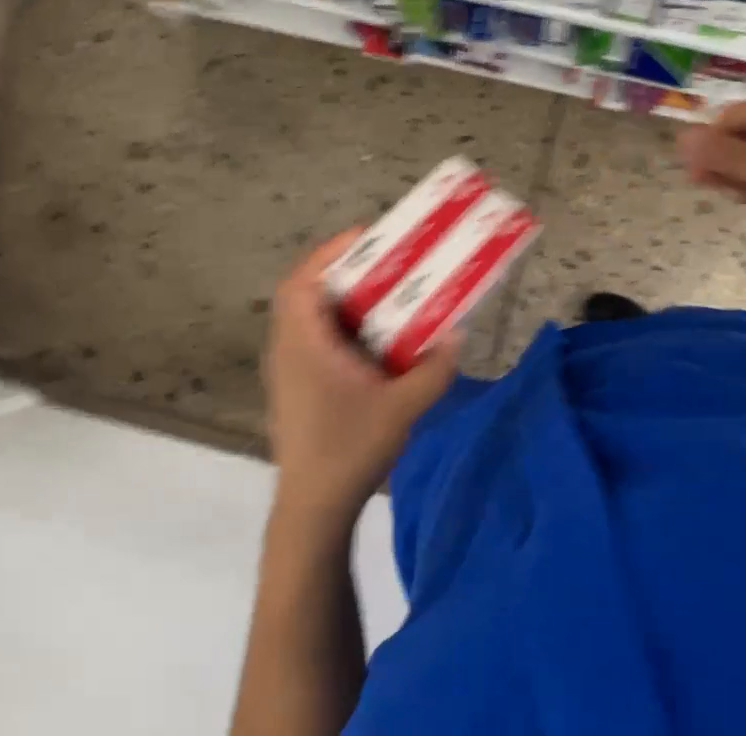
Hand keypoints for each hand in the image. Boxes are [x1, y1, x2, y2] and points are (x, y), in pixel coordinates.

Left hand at [263, 230, 462, 519]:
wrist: (313, 508)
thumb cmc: (350, 450)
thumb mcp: (403, 407)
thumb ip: (433, 368)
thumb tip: (457, 335)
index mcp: (303, 344)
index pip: (304, 280)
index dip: (332, 252)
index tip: (369, 237)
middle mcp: (287, 350)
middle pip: (307, 294)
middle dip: (346, 273)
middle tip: (388, 266)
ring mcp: (288, 372)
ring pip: (311, 321)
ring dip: (344, 304)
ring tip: (387, 297)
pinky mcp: (297, 390)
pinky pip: (316, 343)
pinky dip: (342, 331)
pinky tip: (375, 345)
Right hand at [678, 96, 745, 260]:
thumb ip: (725, 156)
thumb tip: (681, 138)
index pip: (731, 117)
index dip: (710, 141)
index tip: (698, 172)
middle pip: (737, 135)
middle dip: (720, 160)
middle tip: (709, 185)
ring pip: (745, 156)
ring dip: (732, 174)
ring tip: (736, 194)